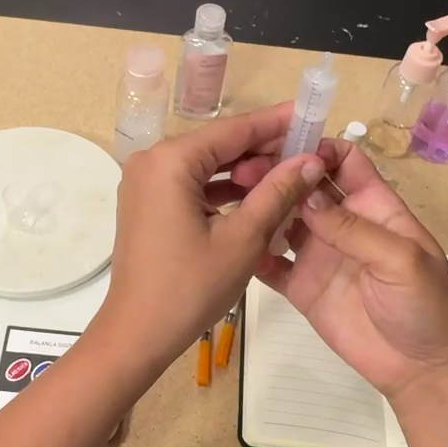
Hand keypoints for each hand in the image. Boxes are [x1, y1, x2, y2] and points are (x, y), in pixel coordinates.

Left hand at [95, 103, 331, 373]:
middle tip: (308, 152)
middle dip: (263, 149)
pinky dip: (223, 190)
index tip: (310, 113)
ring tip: (290, 176)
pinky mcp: (148, 203)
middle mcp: (152, 161)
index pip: (233, 129)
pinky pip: (192, 184)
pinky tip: (257, 197)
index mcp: (170, 161)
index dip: (275, 122)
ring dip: (245, 171)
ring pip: (207, 165)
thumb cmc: (190, 287)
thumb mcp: (243, 239)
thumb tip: (310, 159)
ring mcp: (145, 182)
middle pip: (219, 144)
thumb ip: (277, 193)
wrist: (137, 333)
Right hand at [252, 142, 447, 401]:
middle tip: (243, 171)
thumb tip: (305, 194)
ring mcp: (319, 254)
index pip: (344, 162)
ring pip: (283, 219)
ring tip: (229, 199)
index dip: (317, 149)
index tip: (282, 146)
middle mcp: (342, 223)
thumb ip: (353, 227)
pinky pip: (271, 264)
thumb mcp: (401, 259)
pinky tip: (233, 243)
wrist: (421, 369)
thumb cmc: (426, 306)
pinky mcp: (301, 286)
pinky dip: (253, 252)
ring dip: (261, 207)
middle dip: (278, 173)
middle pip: (306, 186)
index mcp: (373, 206)